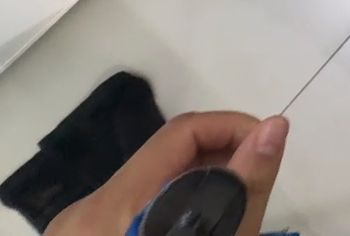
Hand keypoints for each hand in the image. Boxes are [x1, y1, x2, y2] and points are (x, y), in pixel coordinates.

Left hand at [45, 112, 287, 235]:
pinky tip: (196, 226)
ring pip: (156, 182)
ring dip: (202, 185)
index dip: (234, 127)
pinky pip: (137, 206)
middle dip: (222, 161)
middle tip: (253, 188)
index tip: (267, 149)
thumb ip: (244, 185)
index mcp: (106, 208)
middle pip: (169, 157)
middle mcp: (80, 213)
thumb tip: (276, 124)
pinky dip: (175, 205)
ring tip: (228, 213)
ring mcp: (73, 232)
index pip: (182, 131)